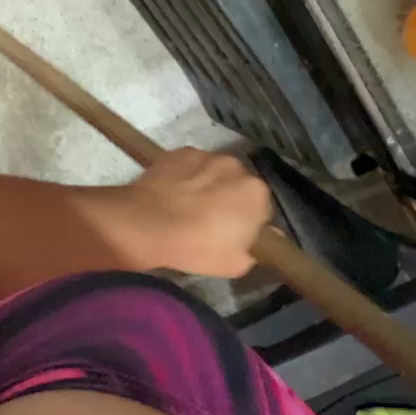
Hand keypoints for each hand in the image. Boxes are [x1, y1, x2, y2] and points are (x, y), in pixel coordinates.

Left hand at [116, 148, 273, 277]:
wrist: (146, 223)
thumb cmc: (196, 246)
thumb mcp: (236, 263)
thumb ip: (257, 248)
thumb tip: (269, 234)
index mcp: (256, 192)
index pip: (262, 207)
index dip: (249, 222)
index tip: (235, 233)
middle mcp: (234, 165)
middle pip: (238, 184)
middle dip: (230, 198)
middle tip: (212, 218)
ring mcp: (204, 154)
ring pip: (214, 172)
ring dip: (208, 184)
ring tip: (189, 204)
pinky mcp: (178, 151)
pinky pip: (190, 165)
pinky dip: (186, 175)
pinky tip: (174, 192)